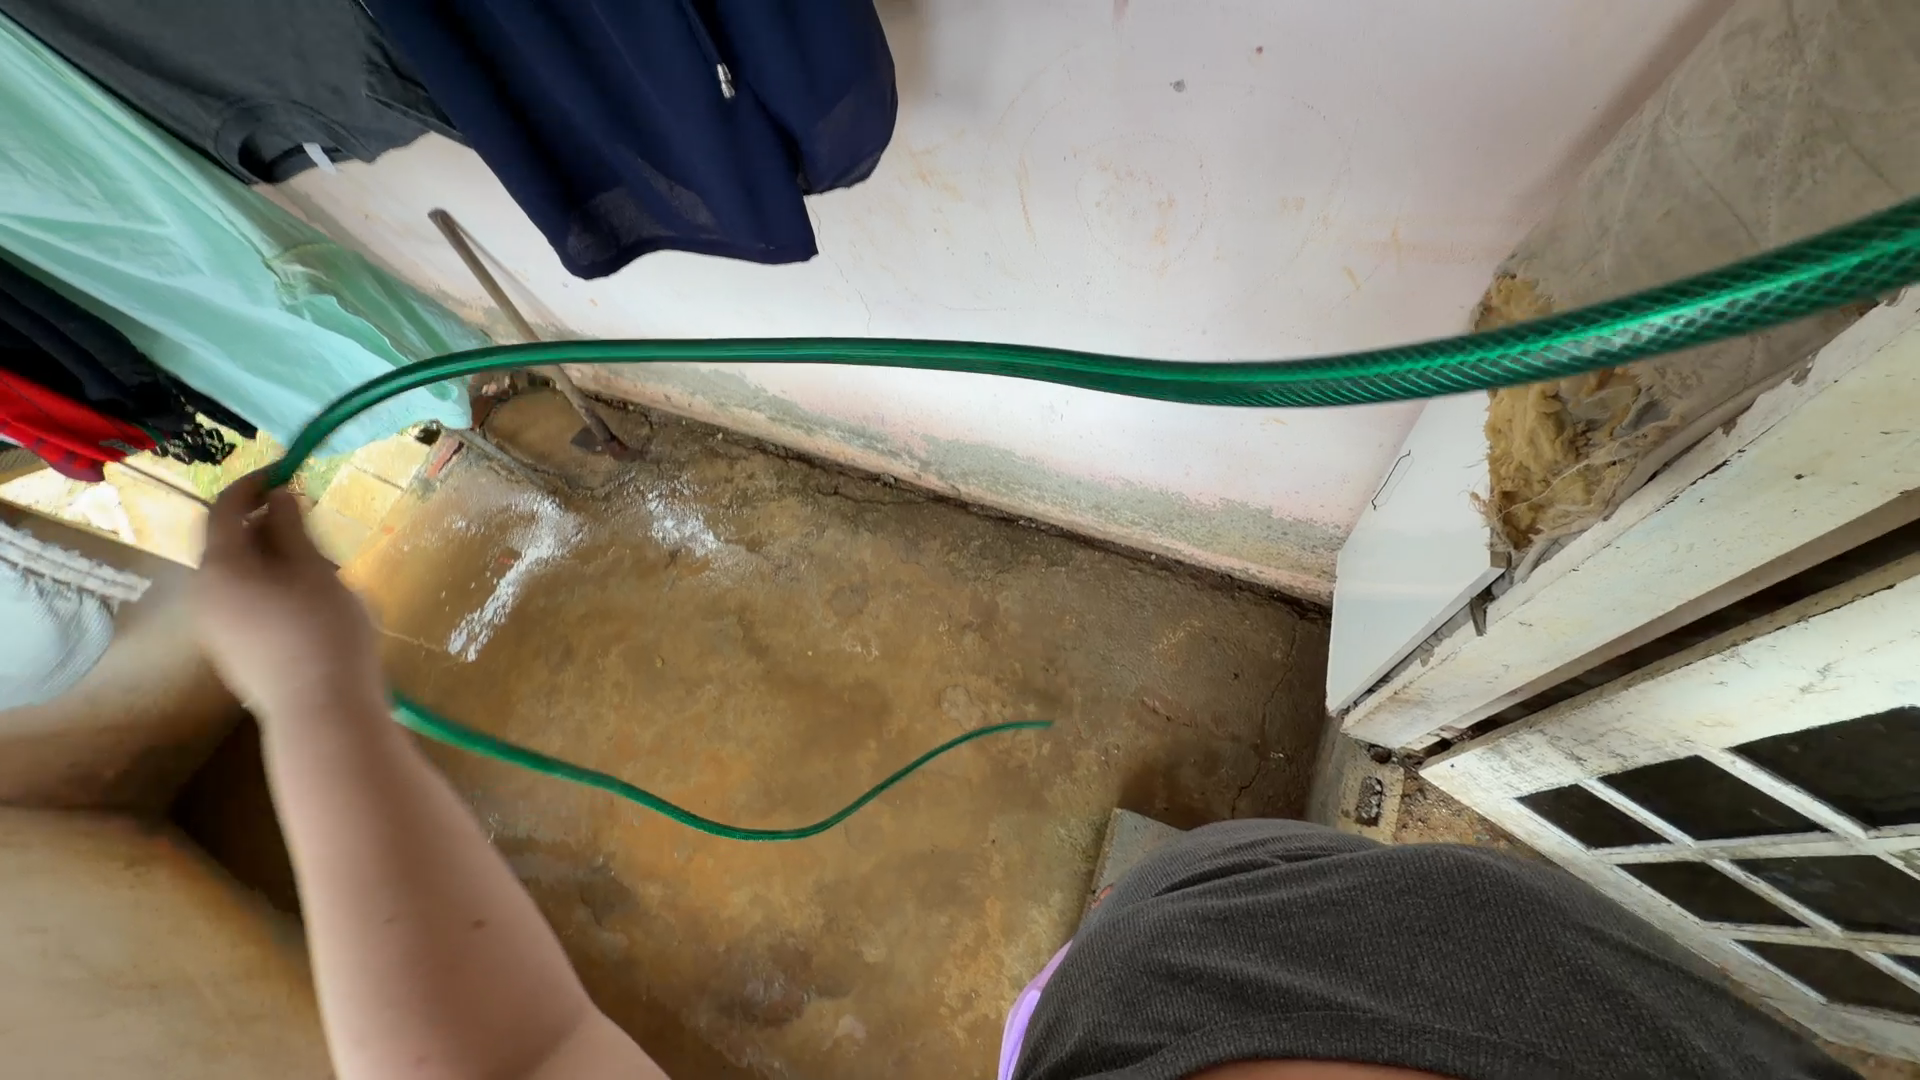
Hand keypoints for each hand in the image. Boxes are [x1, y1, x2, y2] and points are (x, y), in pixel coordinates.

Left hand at [193, 470, 384, 721]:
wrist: (320, 704)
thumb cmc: (324, 629)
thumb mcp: (316, 571)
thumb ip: (292, 531)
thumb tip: (278, 497)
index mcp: (222, 568)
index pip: (225, 511)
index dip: (251, 485)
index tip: (284, 470)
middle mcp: (205, 593)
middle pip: (231, 545)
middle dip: (267, 526)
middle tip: (310, 519)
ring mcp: (215, 626)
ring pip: (241, 576)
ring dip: (273, 559)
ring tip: (320, 562)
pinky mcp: (234, 649)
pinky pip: (247, 603)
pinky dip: (273, 587)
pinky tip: (311, 601)